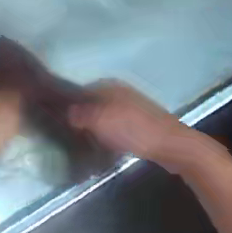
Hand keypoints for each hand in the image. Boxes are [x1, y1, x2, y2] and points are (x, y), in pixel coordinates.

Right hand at [68, 80, 218, 172]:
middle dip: (82, 115)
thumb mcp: (99, 121)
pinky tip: (106, 144)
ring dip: (96, 125)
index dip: (68, 103)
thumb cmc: (133, 130)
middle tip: (70, 131)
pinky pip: (118, 124)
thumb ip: (79, 114)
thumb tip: (67, 112)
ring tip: (86, 139)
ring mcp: (134, 106)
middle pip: (93, 102)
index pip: (80, 90)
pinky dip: (110, 132)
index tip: (58, 118)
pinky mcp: (142, 122)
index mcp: (109, 85)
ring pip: (105, 113)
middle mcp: (121, 91)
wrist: (173, 146)